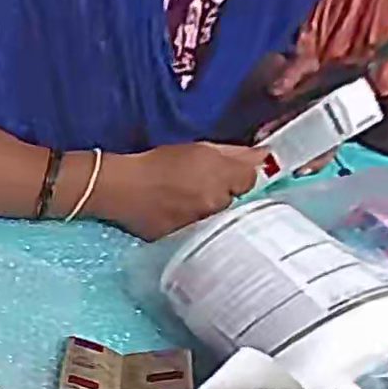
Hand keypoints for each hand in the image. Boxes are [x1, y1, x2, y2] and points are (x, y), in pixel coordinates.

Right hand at [88, 143, 266, 239]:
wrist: (123, 187)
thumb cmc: (160, 162)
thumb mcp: (200, 148)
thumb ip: (236, 153)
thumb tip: (264, 156)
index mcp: (224, 178)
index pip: (249, 180)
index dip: (236, 175)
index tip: (221, 173)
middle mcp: (214, 205)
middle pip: (229, 202)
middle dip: (218, 195)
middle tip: (196, 187)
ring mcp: (195, 225)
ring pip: (209, 220)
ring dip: (201, 212)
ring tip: (179, 202)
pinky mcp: (175, 240)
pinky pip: (188, 233)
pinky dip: (182, 225)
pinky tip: (168, 215)